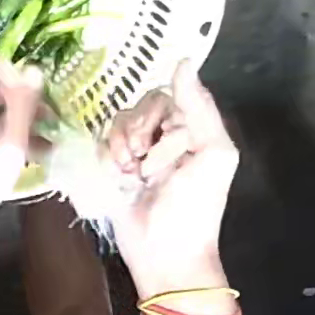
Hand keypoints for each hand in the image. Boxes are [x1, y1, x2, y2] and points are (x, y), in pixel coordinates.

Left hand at [0, 54, 41, 241]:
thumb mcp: (9, 149)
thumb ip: (22, 109)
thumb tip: (34, 70)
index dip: (8, 71)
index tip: (28, 95)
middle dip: (16, 94)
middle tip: (43, 114)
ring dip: (15, 114)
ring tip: (44, 133)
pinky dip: (4, 129)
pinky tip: (31, 147)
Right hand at [104, 59, 237, 288]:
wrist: (165, 253)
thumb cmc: (195, 208)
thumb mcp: (213, 154)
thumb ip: (200, 107)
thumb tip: (183, 62)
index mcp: (191, 130)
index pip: (165, 97)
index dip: (157, 117)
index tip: (160, 145)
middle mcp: (163, 137)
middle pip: (137, 108)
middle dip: (137, 132)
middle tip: (143, 163)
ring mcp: (137, 155)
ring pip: (117, 125)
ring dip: (121, 146)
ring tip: (131, 174)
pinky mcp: (113, 172)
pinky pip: (101, 146)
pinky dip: (106, 159)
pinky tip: (118, 178)